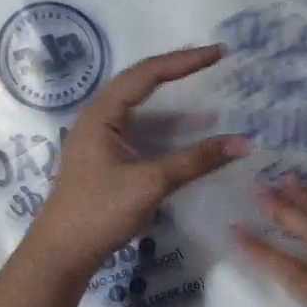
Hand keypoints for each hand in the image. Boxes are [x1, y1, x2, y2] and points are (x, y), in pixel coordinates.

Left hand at [26, 45, 248, 278]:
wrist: (63, 253)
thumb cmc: (100, 211)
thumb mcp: (151, 183)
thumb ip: (196, 160)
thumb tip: (244, 144)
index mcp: (102, 113)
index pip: (147, 74)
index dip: (185, 61)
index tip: (218, 53)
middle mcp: (100, 118)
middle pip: (143, 84)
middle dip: (180, 72)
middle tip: (214, 61)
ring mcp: (103, 139)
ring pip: (144, 110)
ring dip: (177, 104)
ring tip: (211, 95)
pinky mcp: (109, 160)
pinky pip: (144, 132)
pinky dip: (170, 129)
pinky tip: (193, 136)